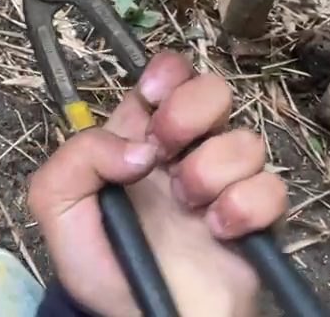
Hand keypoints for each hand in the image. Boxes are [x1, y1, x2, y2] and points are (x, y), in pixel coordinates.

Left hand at [27, 53, 288, 316]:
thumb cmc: (94, 258)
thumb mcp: (56, 200)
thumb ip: (79, 156)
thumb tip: (139, 149)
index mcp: (140, 132)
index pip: (169, 72)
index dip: (168, 73)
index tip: (152, 99)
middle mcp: (184, 149)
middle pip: (213, 89)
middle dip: (190, 112)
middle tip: (165, 152)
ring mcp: (221, 184)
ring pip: (246, 138)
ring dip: (212, 169)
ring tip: (187, 206)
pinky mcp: (255, 223)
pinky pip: (273, 189)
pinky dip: (246, 205)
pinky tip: (218, 229)